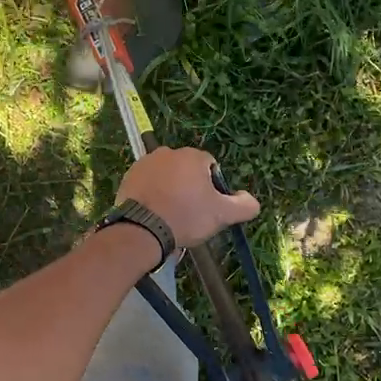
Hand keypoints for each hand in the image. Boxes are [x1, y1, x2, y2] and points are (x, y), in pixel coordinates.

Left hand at [116, 146, 259, 248]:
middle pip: (187, 169)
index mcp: (192, 156)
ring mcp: (145, 162)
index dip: (213, 187)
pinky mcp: (129, 175)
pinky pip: (148, 182)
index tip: (208, 206)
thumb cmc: (186, 217)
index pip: (210, 166)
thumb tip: (251, 199)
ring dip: (170, 189)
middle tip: (189, 211)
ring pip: (167, 175)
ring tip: (170, 213)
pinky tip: (154, 211)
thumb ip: (244, 205)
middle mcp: (168, 152)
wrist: (142, 228)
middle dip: (190, 187)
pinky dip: (152, 193)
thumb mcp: (222, 215)